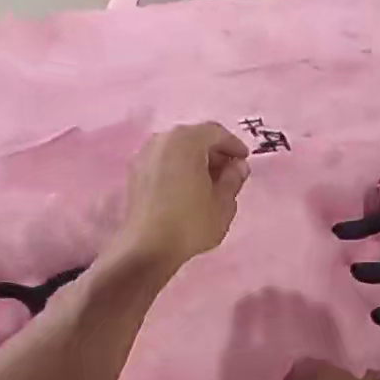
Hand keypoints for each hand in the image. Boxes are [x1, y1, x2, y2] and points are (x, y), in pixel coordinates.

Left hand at [111, 123, 250, 269]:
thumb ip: (234, 179)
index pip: (216, 132)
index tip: (244, 160)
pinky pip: (164, 161)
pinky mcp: (135, 172)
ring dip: (195, 161)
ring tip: (209, 183)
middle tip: (229, 172)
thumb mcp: (223, 204)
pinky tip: (187, 189)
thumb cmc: (191, 223)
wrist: (148, 246)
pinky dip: (178, 168)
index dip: (234, 145)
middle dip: (214, 152)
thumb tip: (238, 166)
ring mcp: (145, 154)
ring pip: (177, 149)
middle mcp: (162, 139)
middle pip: (194, 138)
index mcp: (187, 141)